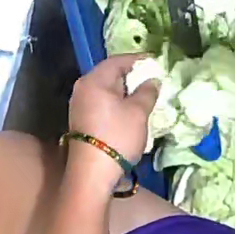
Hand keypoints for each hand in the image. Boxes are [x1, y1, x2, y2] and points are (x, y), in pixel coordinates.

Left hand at [67, 53, 159, 168]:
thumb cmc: (117, 136)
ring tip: (143, 94)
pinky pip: (100, 101)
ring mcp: (79, 104)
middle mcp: (82, 87)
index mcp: (94, 80)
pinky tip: (128, 109)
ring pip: (105, 88)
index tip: (155, 62)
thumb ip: (147, 92)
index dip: (138, 60)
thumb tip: (152, 80)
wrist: (92, 173)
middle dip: (131, 75)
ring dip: (123, 89)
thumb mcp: (138, 112)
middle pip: (109, 73)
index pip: (118, 61)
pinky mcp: (80, 119)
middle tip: (151, 78)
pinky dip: (115, 101)